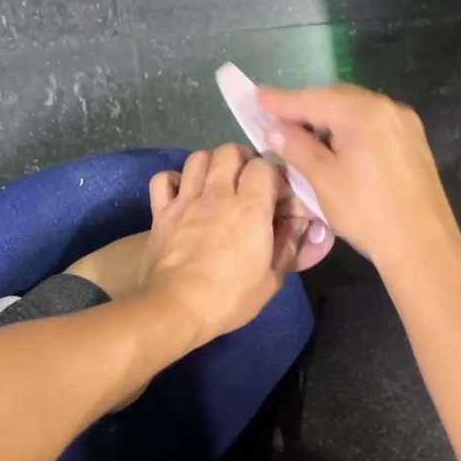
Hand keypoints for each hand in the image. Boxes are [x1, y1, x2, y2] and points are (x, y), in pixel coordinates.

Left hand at [138, 145, 305, 342]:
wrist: (175, 308)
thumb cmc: (228, 298)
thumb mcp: (272, 279)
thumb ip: (288, 246)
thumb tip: (299, 224)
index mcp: (250, 208)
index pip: (265, 165)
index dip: (274, 174)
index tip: (276, 194)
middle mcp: (217, 195)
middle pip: (229, 151)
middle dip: (242, 160)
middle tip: (247, 182)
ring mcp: (185, 201)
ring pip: (198, 158)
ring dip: (211, 164)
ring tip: (218, 183)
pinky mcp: (161, 213)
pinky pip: (163, 179)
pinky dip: (174, 180)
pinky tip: (183, 194)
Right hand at [258, 85, 458, 269]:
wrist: (421, 244)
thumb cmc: (366, 212)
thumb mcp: (322, 180)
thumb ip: (296, 149)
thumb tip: (275, 130)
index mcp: (363, 113)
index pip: (312, 99)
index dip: (280, 101)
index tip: (255, 97)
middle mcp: (387, 108)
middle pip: (336, 99)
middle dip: (304, 109)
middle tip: (275, 122)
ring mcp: (404, 124)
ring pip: (355, 112)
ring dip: (326, 120)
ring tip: (301, 137)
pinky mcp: (412, 142)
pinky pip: (371, 125)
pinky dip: (347, 130)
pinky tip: (334, 148)